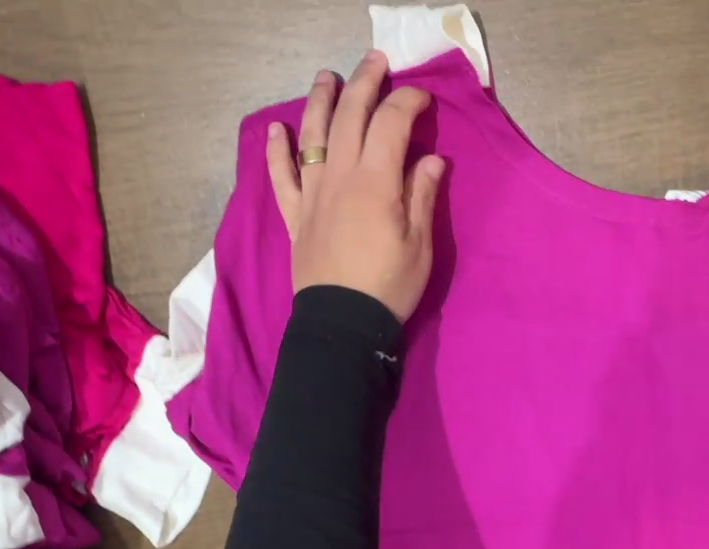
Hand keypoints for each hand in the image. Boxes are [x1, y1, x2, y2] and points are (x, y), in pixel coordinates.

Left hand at [266, 50, 446, 322]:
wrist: (344, 326)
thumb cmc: (389, 288)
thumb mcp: (420, 245)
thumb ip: (422, 195)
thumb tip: (431, 158)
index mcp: (376, 181)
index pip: (392, 123)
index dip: (408, 102)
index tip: (422, 98)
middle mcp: (340, 177)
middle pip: (349, 116)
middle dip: (364, 83)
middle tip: (375, 63)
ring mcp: (313, 195)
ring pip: (312, 136)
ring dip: (320, 101)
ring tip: (326, 77)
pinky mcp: (296, 217)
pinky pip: (281, 177)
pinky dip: (277, 151)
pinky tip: (278, 130)